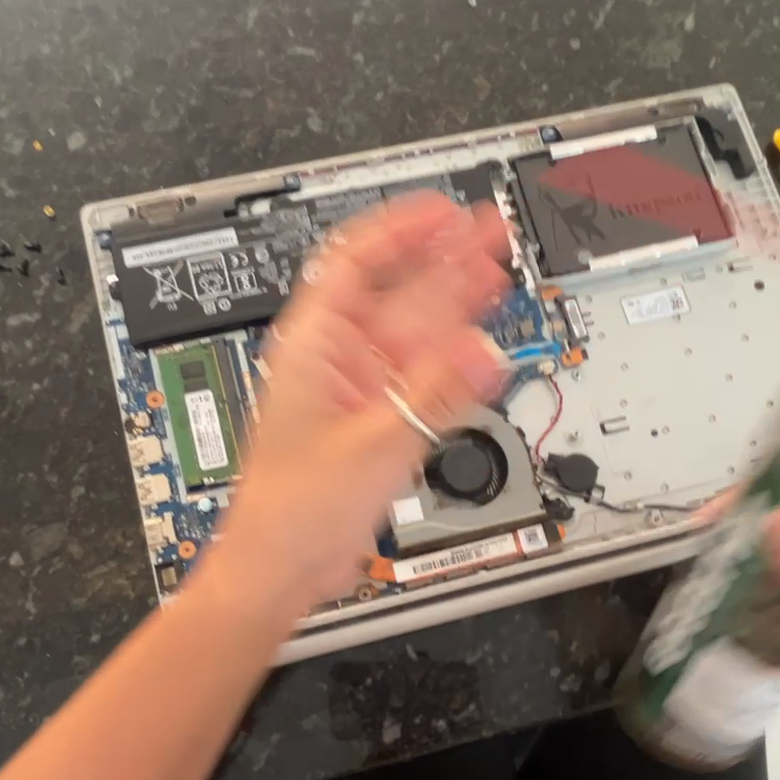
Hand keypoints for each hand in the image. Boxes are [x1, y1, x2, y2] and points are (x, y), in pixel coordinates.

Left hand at [191, 193, 515, 618]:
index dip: (401, 229)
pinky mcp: (377, 425)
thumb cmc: (291, 509)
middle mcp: (338, 361)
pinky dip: (451, 367)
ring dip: (455, 310)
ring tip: (497, 280)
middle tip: (491, 238)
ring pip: (415, 335)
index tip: (444, 212)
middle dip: (443, 261)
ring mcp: (361, 393)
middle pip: (396, 292)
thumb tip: (482, 351)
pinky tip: (479, 351)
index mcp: (315, 346)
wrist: (282, 567)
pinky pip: (422, 381)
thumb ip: (433, 396)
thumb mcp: (370, 445)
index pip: (355, 261)